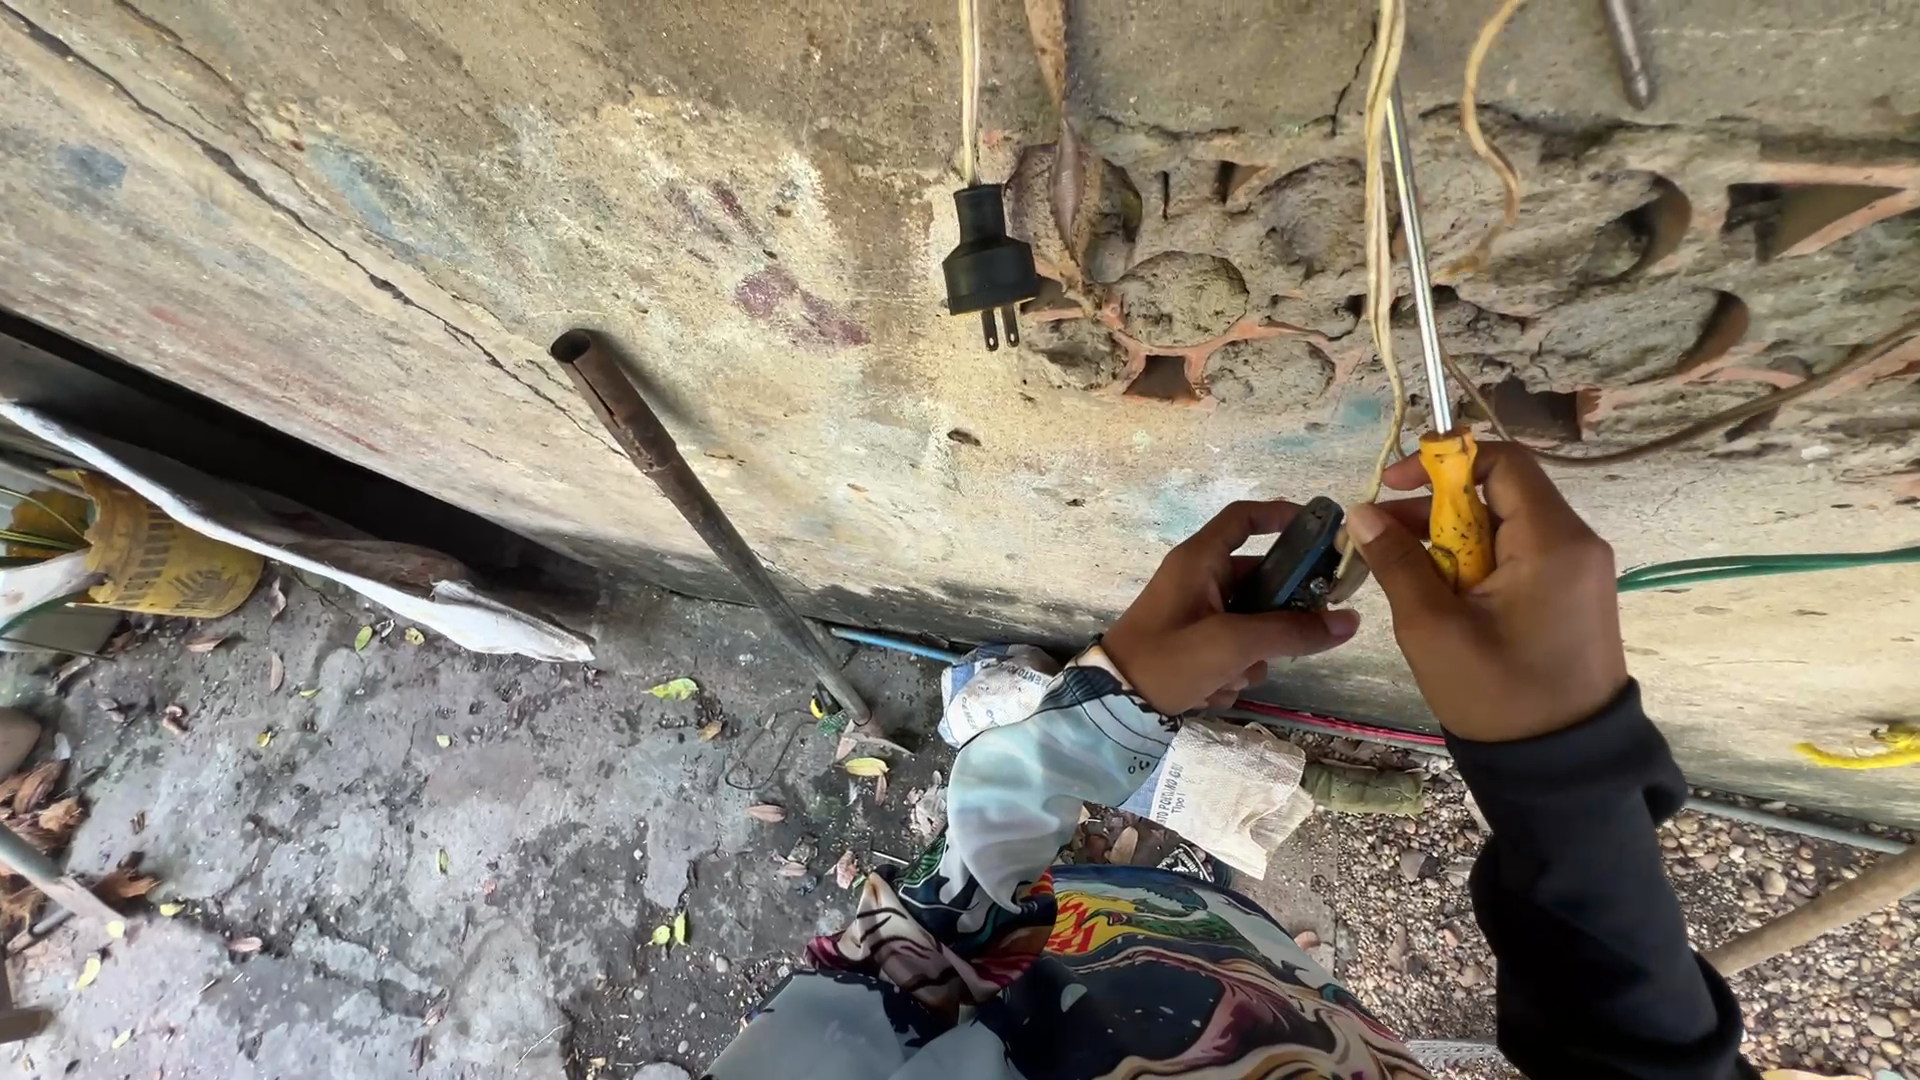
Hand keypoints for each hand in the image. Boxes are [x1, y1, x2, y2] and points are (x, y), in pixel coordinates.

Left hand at [1104, 500, 1361, 714]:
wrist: (1114, 704)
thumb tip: (1350, 621)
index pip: (1243, 518)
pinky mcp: (1195, 644)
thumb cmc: (1166, 660)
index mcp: (1198, 560)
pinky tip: (1210, 690)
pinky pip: (1234, 651)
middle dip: (1275, 621)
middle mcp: (1198, 580)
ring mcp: (1197, 614)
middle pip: (1261, 582)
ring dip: (1248, 658)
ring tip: (1226, 675)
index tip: (1326, 532)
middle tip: (1293, 642)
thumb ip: (1291, 632)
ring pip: (1253, 625)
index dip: (1284, 516)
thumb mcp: (1232, 644)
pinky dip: (1230, 673)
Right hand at [1344, 443, 1627, 742]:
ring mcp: (1572, 569)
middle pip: (1496, 493)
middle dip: (1430, 506)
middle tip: (1377, 535)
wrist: (1559, 760)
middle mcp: (1573, 544)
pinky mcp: (1563, 593)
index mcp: (1551, 543)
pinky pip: (1510, 553)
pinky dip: (1465, 559)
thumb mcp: (1431, 625)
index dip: (1442, 462)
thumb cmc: (1494, 691)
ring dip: (1442, 536)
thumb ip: (1396, 561)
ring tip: (1395, 567)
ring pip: (1498, 524)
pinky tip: (1430, 588)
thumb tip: (1361, 512)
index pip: (1503, 464)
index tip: (1390, 485)